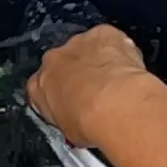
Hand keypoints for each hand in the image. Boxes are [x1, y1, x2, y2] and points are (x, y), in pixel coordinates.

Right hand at [26, 24, 158, 146]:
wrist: (117, 105)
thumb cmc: (91, 121)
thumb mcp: (71, 133)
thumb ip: (68, 120)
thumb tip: (79, 125)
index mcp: (38, 86)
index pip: (42, 89)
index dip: (59, 97)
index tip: (72, 106)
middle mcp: (54, 60)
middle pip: (63, 64)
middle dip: (78, 76)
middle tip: (96, 95)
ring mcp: (78, 44)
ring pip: (87, 49)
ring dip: (98, 62)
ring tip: (116, 85)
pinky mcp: (103, 33)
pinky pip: (109, 39)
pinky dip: (118, 50)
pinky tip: (128, 68)